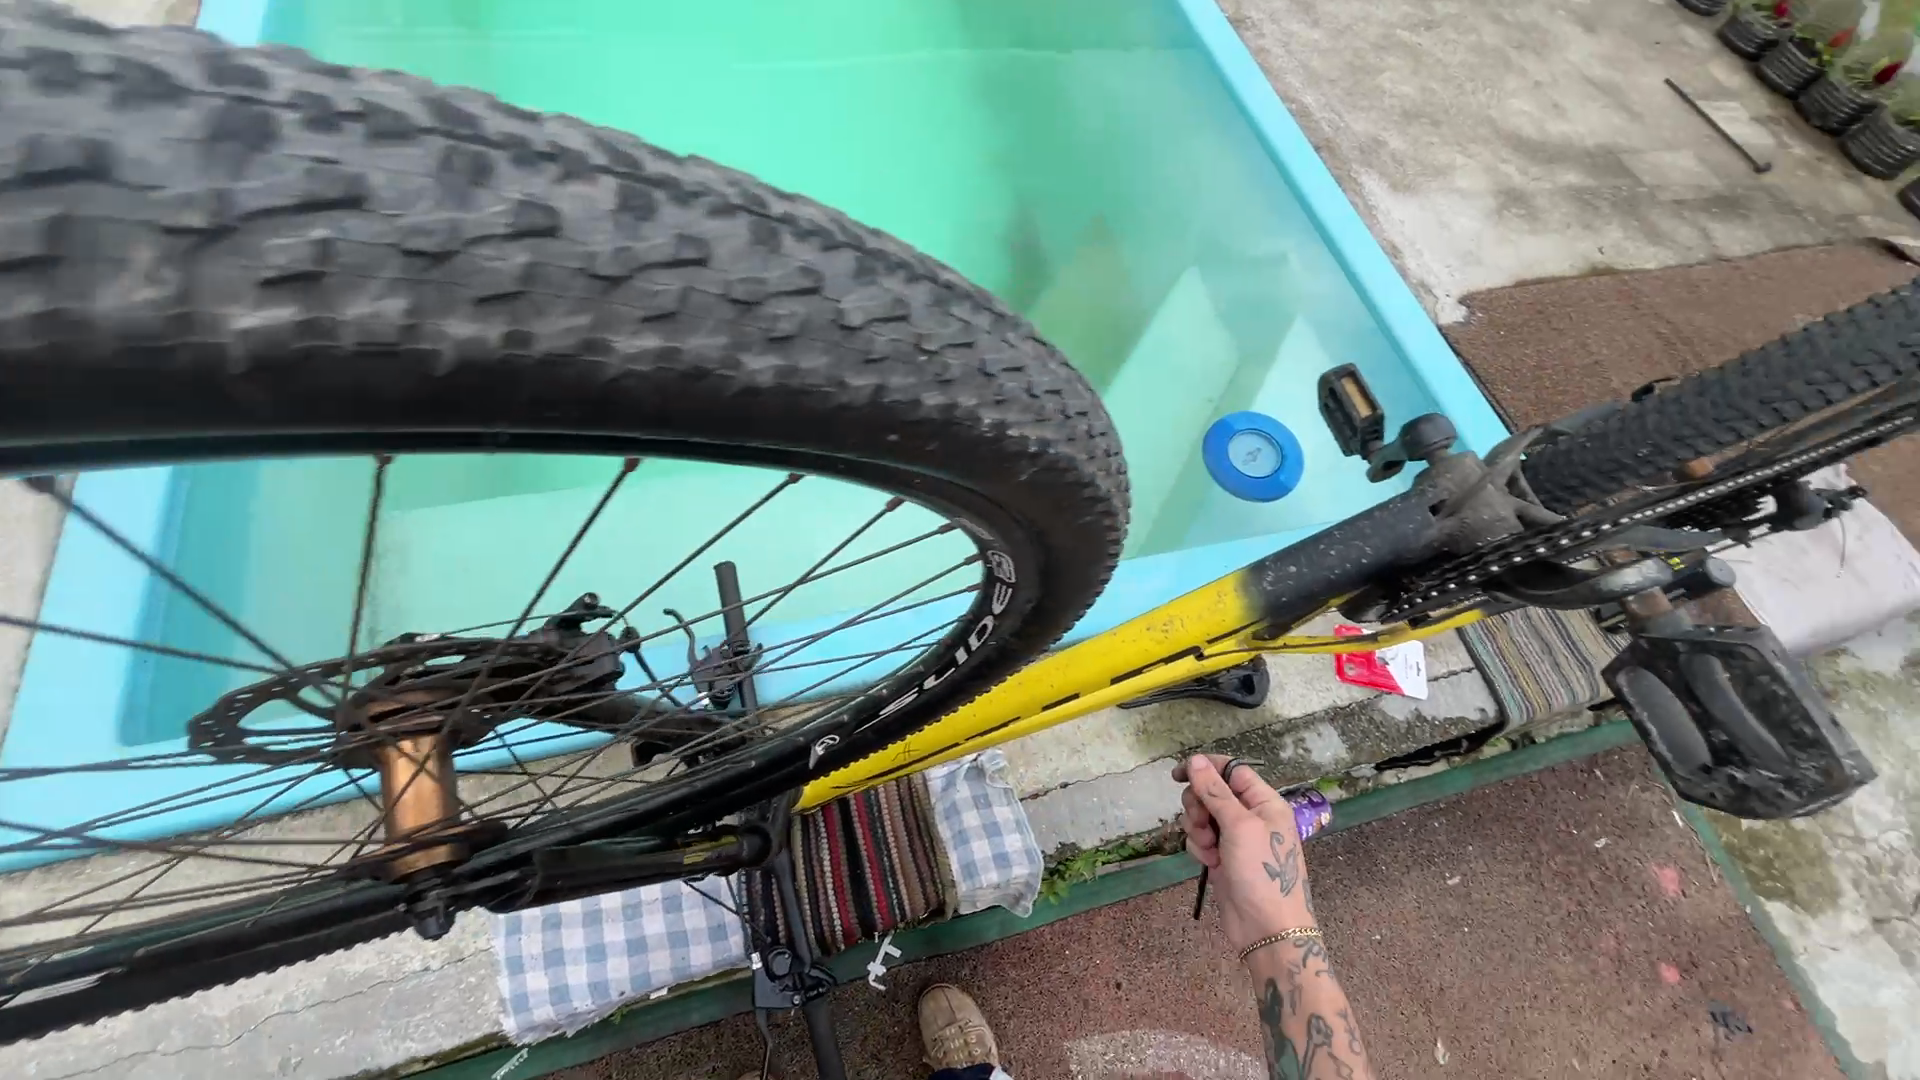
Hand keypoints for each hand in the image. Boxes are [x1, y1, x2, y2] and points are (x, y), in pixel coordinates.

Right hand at [1175, 754, 1314, 952]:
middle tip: (1201, 822)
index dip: (1205, 768)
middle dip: (1199, 805)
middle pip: (1211, 792)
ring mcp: (1236, 838)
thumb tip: (1195, 759)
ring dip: (1198, 829)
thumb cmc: (1261, 873)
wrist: (1266, 929)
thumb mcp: (1238, 826)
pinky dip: (1200, 848)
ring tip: (1209, 849)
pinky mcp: (1223, 857)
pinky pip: (1201, 839)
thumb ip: (1214, 791)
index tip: (1178, 774)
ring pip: (1202, 816)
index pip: (1231, 770)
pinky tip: (1210, 864)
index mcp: (1264, 802)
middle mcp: (1251, 816)